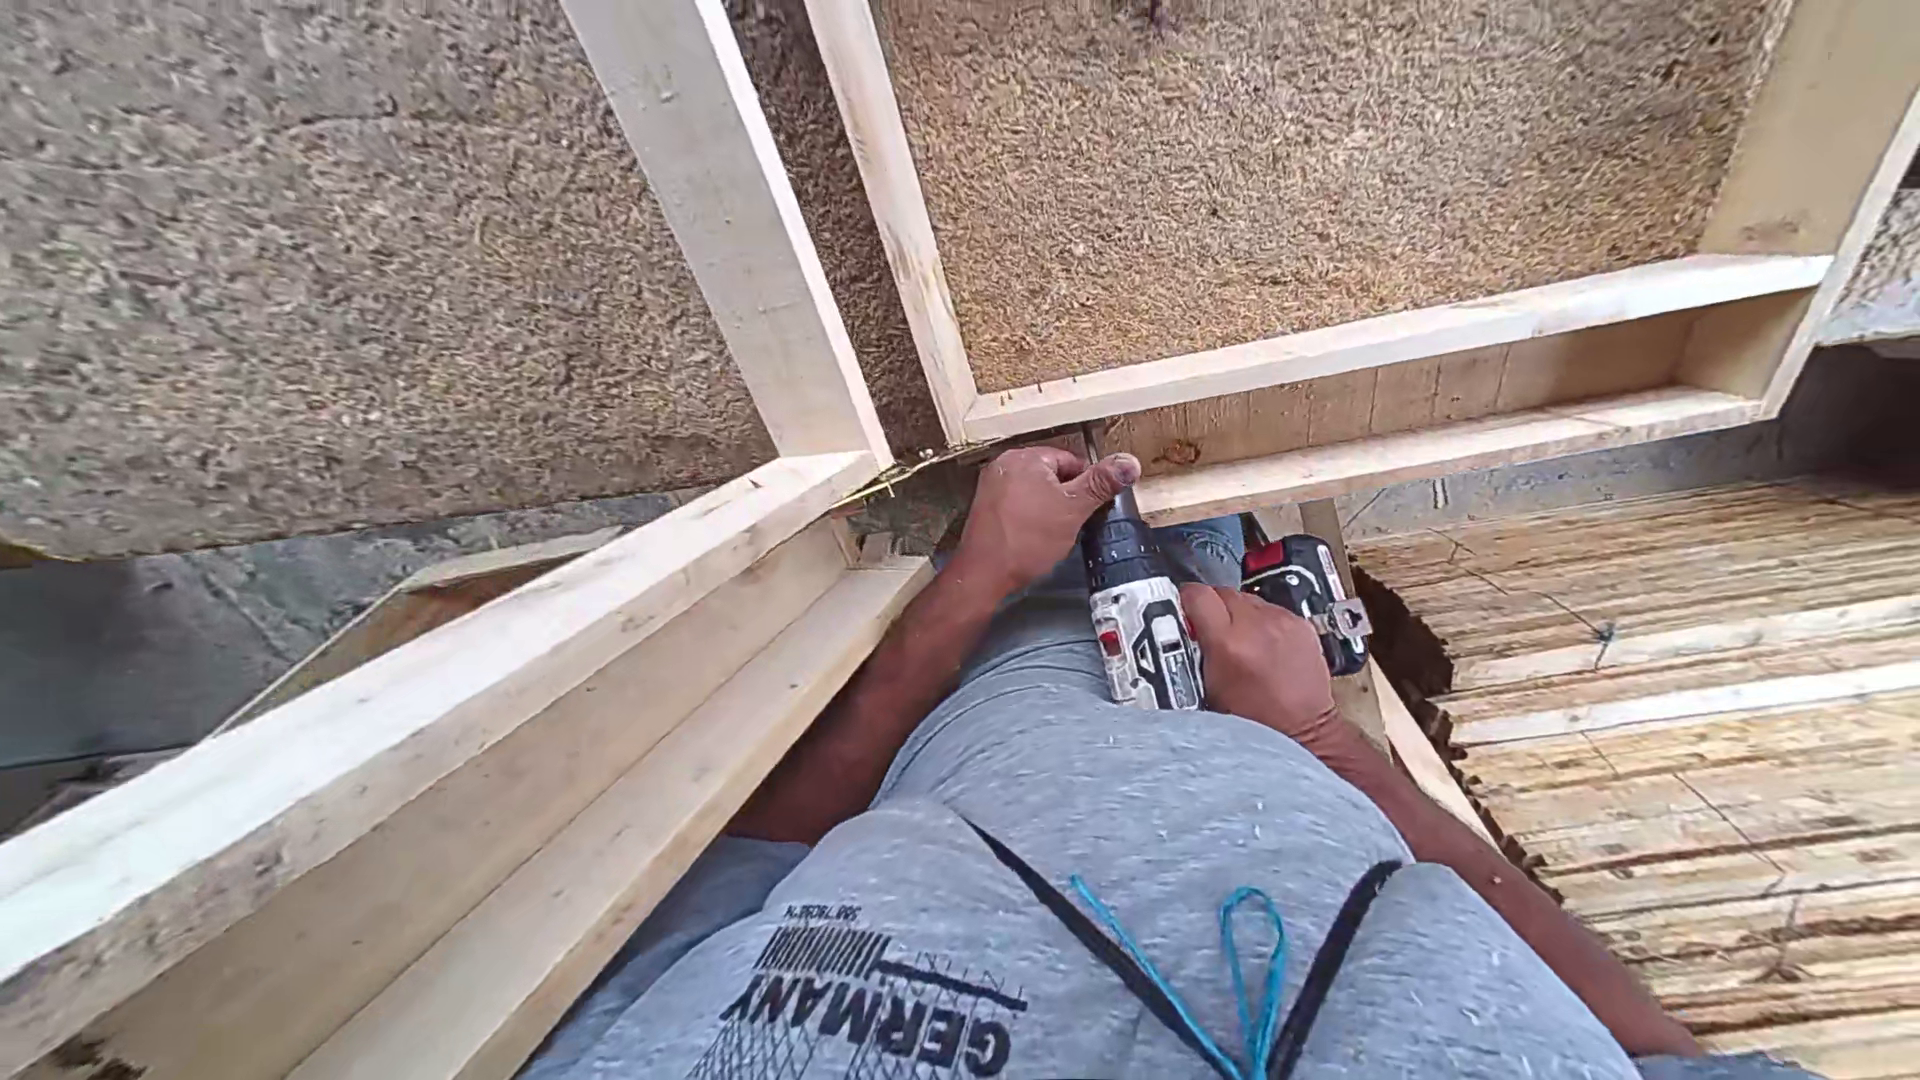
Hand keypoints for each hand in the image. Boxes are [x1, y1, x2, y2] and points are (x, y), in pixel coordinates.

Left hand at [951, 447, 1141, 594]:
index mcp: (1025, 457)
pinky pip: (1018, 505)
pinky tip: (1033, 537)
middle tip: (1071, 523)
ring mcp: (991, 487)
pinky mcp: (986, 509)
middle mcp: (1004, 466)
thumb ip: (1101, 483)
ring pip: (1035, 492)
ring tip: (1051, 533)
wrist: (985, 574)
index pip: (1071, 460)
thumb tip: (1129, 462)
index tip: (1090, 507)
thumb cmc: (1026, 540)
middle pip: (1052, 475)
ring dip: (1049, 509)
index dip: (1086, 485)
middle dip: (1066, 498)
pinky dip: (1030, 518)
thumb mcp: (1073, 509)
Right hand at [1180, 584, 1340, 746]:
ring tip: (1237, 639)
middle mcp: (1258, 627)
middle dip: (1211, 607)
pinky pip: (1270, 608)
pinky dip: (1260, 620)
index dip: (1187, 600)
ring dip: (1236, 613)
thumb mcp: (1206, 685)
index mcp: (1228, 643)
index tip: (1185, 610)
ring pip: (1246, 598)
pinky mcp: (1301, 625)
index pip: (1197, 594)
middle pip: (1221, 592)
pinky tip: (1260, 643)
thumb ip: (1193, 647)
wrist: (1304, 729)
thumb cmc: (1255, 718)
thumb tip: (1182, 621)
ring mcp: (1283, 623)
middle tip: (1208, 628)